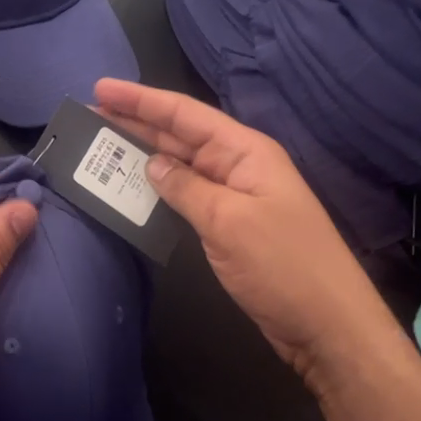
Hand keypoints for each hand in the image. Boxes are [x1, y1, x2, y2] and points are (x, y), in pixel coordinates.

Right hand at [92, 79, 401, 378]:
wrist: (331, 331)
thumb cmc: (284, 266)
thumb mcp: (228, 222)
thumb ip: (185, 187)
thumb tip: (152, 163)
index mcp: (244, 150)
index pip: (184, 113)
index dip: (140, 99)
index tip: (100, 88)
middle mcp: (238, 164)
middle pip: (178, 134)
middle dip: (134, 122)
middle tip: (89, 114)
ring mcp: (235, 195)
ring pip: (179, 163)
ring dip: (142, 153)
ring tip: (100, 143)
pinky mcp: (229, 224)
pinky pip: (186, 193)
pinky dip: (157, 187)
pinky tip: (131, 186)